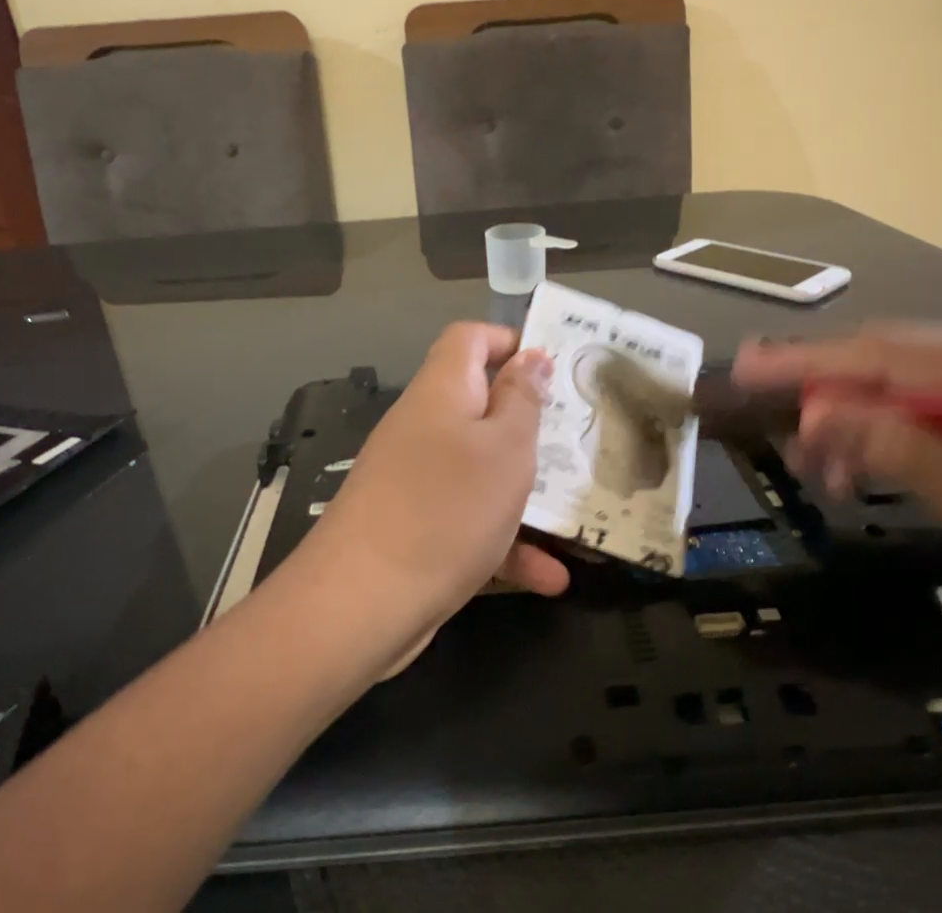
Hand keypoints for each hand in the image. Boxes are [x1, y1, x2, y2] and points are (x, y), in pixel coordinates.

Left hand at [309, 323, 568, 620]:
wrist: (363, 601)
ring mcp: (416, 483)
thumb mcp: (504, 449)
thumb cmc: (447, 509)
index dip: (509, 341)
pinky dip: (506, 545)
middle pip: (480, 410)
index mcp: (441, 393)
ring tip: (578, 521)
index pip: (468, 340)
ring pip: (481, 474)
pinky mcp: (416, 530)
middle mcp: (424, 430)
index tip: (556, 367)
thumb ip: (522, 400)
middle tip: (578, 444)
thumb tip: (529, 355)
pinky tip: (550, 580)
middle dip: (530, 429)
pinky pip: (469, 523)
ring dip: (527, 498)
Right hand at [732, 323, 941, 604]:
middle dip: (822, 391)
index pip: (877, 354)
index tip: (745, 367)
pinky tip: (877, 460)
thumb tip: (820, 413)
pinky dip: (889, 419)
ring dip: (854, 413)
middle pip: (883, 354)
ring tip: (827, 470)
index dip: (805, 361)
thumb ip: (904, 452)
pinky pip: (930, 388)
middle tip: (785, 442)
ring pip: (902, 372)